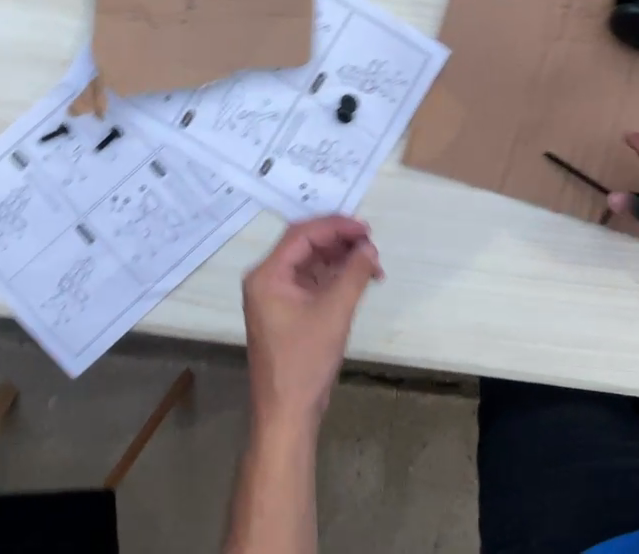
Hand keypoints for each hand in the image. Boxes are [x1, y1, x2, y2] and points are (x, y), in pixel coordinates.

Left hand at [241, 215, 384, 431]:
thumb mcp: (334, 312)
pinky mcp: (288, 311)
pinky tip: (360, 279)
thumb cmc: (305, 361)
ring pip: (311, 262)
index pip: (302, 234)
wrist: (287, 413)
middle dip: (340, 241)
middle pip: (305, 245)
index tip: (366, 229)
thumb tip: (370, 249)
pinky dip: (336, 277)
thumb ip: (354, 274)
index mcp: (267, 275)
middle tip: (371, 244)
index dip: (335, 226)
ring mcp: (276, 297)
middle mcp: (267, 280)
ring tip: (371, 263)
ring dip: (341, 259)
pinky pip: (312, 282)